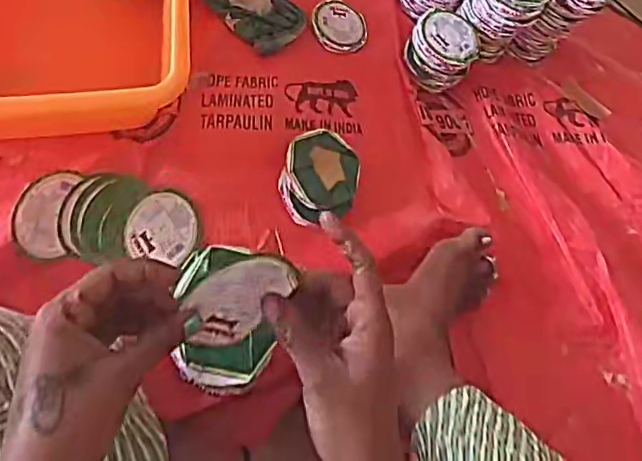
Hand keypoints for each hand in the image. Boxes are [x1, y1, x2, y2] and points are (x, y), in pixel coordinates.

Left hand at [1, 260, 185, 460]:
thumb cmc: (73, 419)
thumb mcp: (120, 375)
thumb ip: (158, 339)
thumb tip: (194, 315)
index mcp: (63, 310)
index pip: (111, 275)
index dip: (147, 273)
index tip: (179, 280)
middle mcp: (62, 317)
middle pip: (113, 292)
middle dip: (149, 296)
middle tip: (182, 304)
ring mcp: (67, 339)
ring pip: (114, 313)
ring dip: (145, 314)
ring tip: (175, 321)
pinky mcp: (74, 360)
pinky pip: (110, 333)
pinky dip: (134, 333)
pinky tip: (157, 336)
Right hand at [262, 214, 397, 460]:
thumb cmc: (352, 424)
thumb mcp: (321, 376)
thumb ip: (296, 333)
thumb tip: (269, 296)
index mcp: (372, 321)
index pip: (362, 266)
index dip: (345, 239)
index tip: (323, 218)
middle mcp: (366, 324)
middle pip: (336, 287)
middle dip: (306, 283)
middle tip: (273, 283)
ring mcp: (355, 341)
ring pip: (326, 307)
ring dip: (300, 304)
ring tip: (271, 303)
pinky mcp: (344, 357)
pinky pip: (322, 327)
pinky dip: (302, 323)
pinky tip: (280, 324)